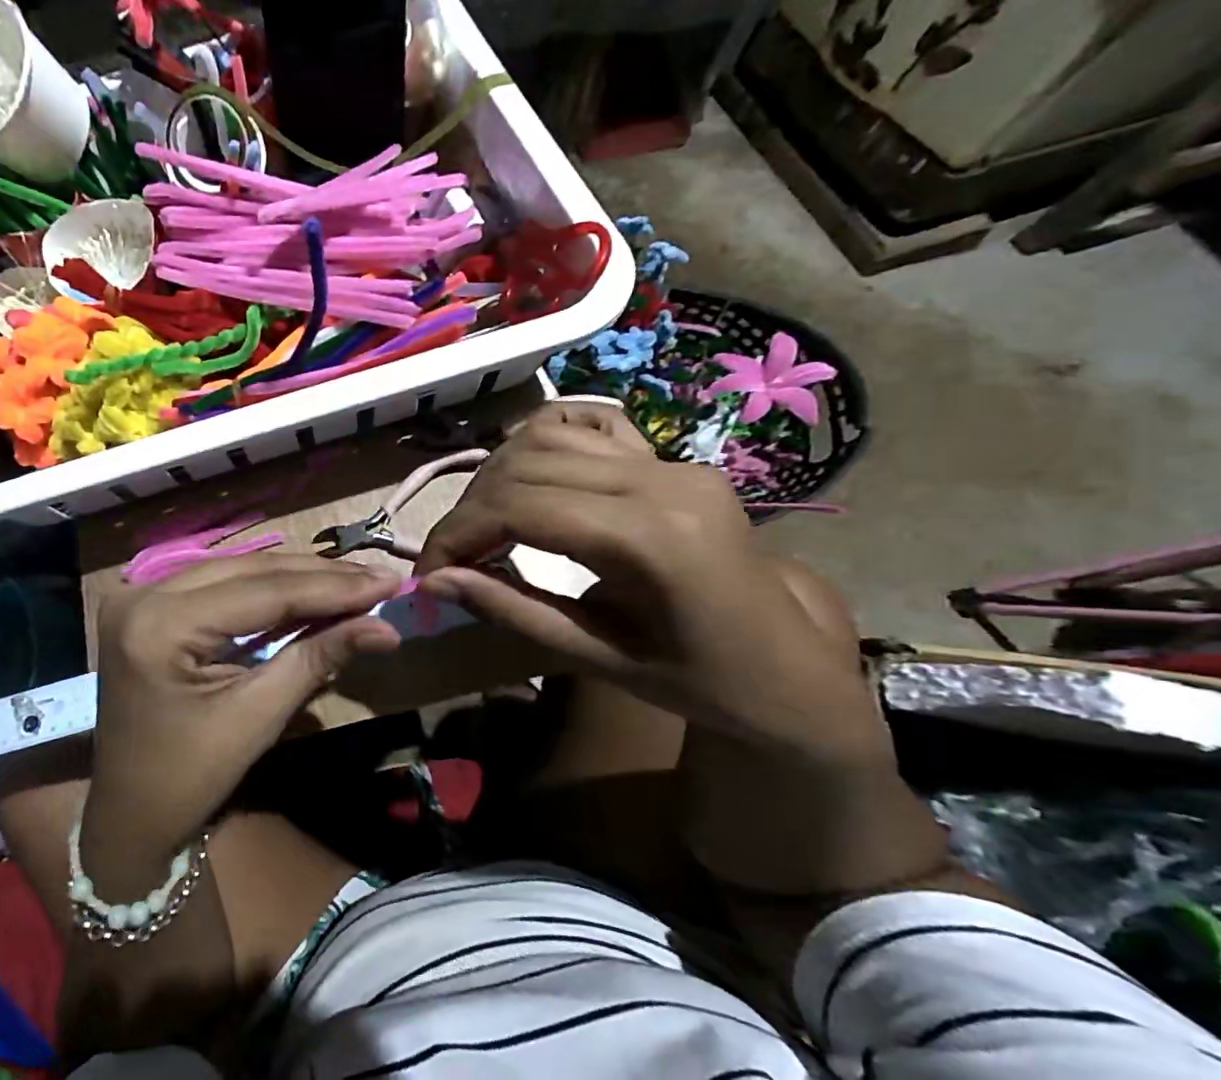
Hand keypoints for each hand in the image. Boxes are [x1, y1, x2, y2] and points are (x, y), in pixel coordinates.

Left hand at [84, 554, 402, 860]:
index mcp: (160, 623)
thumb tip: (387, 627)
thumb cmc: (191, 776)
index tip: (388, 581)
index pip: (264, 591)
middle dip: (320, 577)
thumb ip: (320, 658)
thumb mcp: (259, 715)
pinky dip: (269, 590)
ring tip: (355, 581)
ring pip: (239, 570)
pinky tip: (310, 589)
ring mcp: (141, 596)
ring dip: (298, 577)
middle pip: (251, 570)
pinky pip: (221, 585)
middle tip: (379, 578)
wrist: (130, 813)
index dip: (332, 587)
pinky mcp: (151, 606)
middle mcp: (143, 594)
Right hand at [414, 403, 883, 763]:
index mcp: (650, 539)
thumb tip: (435, 581)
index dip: (458, 534)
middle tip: (451, 559)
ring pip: (552, 433)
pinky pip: (593, 427)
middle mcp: (662, 481)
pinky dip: (543, 445)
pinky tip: (528, 481)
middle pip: (527, 464)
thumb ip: (512, 610)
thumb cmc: (700, 682)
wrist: (791, 667)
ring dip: (500, 475)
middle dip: (471, 509)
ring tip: (484, 525)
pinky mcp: (674, 460)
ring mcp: (673, 462)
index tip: (428, 573)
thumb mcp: (598, 659)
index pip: (521, 507)